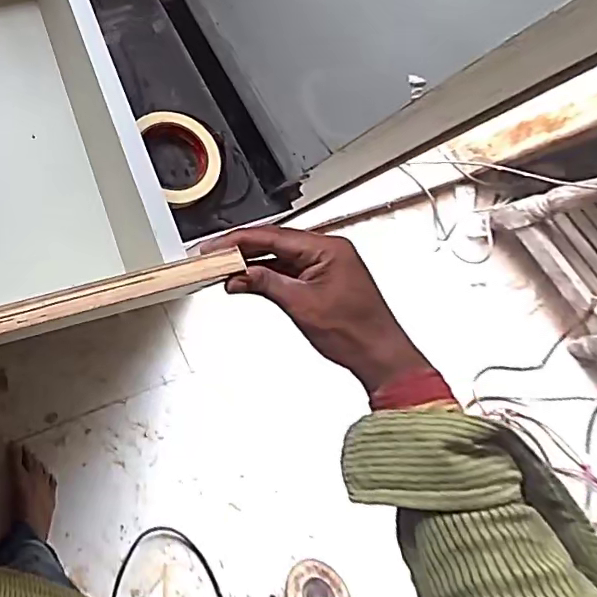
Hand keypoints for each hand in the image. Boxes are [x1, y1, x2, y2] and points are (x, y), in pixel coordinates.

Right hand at [198, 226, 431, 394]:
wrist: (382, 360)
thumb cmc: (357, 334)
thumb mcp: (301, 305)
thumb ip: (265, 283)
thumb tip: (238, 274)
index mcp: (328, 248)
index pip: (272, 235)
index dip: (238, 240)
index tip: (215, 246)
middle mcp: (327, 250)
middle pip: (273, 241)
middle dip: (241, 249)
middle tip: (213, 256)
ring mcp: (324, 263)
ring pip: (277, 254)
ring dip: (251, 262)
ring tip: (224, 268)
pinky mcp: (320, 277)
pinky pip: (285, 268)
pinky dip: (265, 273)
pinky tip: (246, 278)